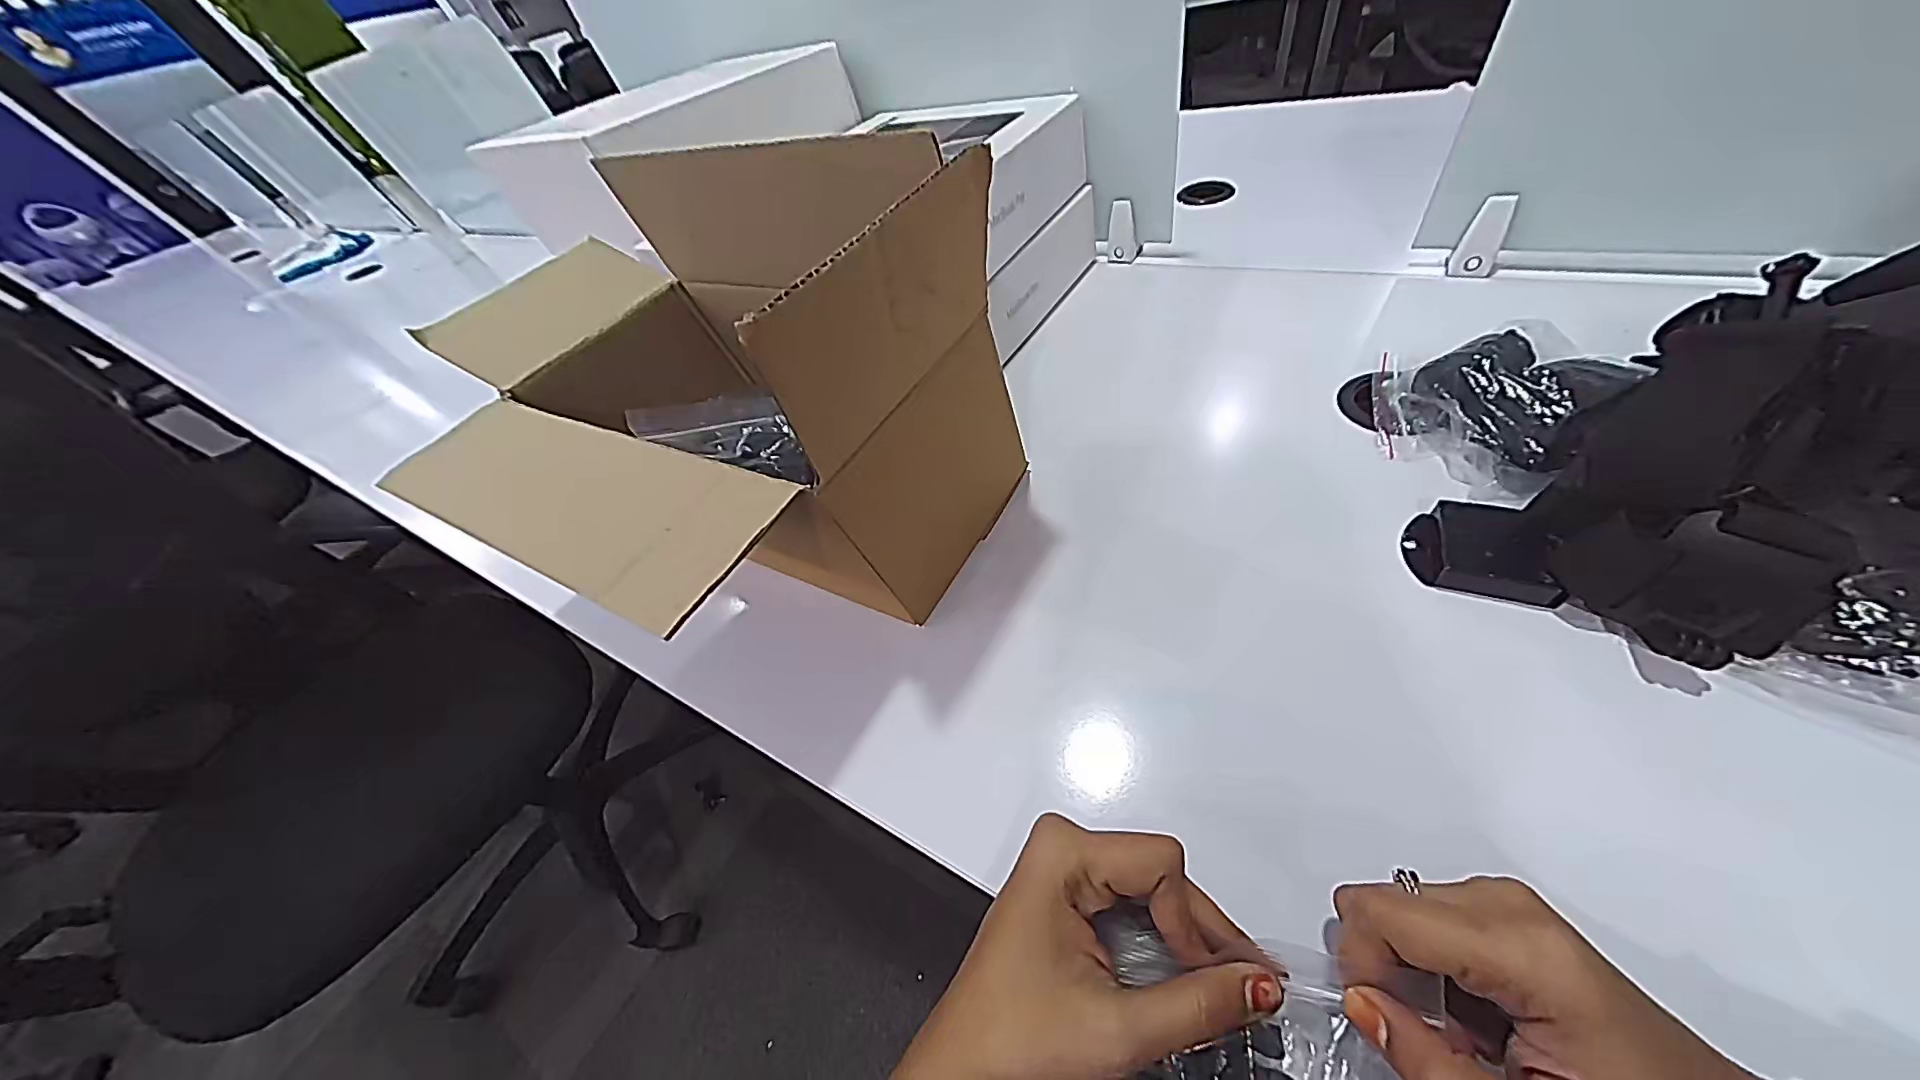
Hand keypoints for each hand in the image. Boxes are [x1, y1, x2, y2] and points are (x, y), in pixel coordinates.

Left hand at [892, 814, 1282, 1079]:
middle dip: (1199, 934)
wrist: (965, 1068)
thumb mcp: (1116, 1028)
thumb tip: (1255, 982)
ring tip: (1210, 989)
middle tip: (1237, 986)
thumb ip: (1199, 1004)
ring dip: (1184, 941)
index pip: (1164, 863)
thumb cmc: (1006, 1040)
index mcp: (1061, 851)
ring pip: (1151, 887)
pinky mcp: (1065, 889)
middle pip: (1161, 872)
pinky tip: (1177, 977)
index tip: (1212, 976)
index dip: (1196, 924)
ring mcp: (1060, 867)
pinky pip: (1131, 900)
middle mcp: (1059, 847)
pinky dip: (1160, 941)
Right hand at [1333, 876, 1758, 1079]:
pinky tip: (1474, 1010)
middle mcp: (1512, 906)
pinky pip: (1426, 915)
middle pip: (1383, 901)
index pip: (1377, 908)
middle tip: (1428, 1030)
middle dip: (1383, 964)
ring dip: (1406, 966)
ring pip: (1398, 906)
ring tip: (1462, 1028)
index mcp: (1520, 945)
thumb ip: (1427, 1060)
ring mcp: (1512, 903)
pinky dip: (1429, 961)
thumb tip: (1360, 1003)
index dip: (1362, 964)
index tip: (1387, 1015)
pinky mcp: (1510, 911)